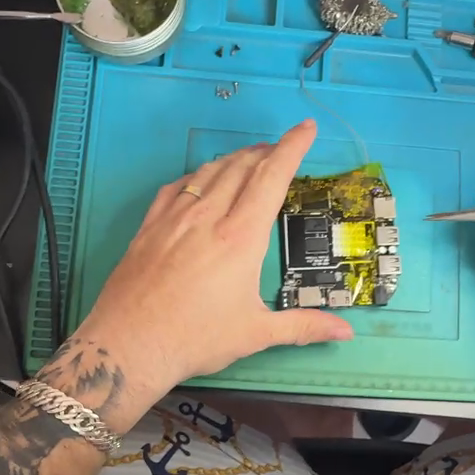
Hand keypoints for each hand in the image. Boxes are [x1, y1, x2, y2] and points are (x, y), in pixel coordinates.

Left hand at [70, 119, 353, 415]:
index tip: (305, 129)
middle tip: (282, 148)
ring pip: (208, 172)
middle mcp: (208, 217)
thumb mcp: (256, 334)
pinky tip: (200, 181)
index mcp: (240, 238)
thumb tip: (345, 333)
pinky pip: (177, 187)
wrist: (129, 344)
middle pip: (241, 167)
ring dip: (234, 159)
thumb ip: (303, 327)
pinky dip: (197, 176)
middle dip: (266, 151)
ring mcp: (174, 218)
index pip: (271, 177)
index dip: (292, 148)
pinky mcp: (149, 226)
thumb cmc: (196, 339)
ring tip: (249, 159)